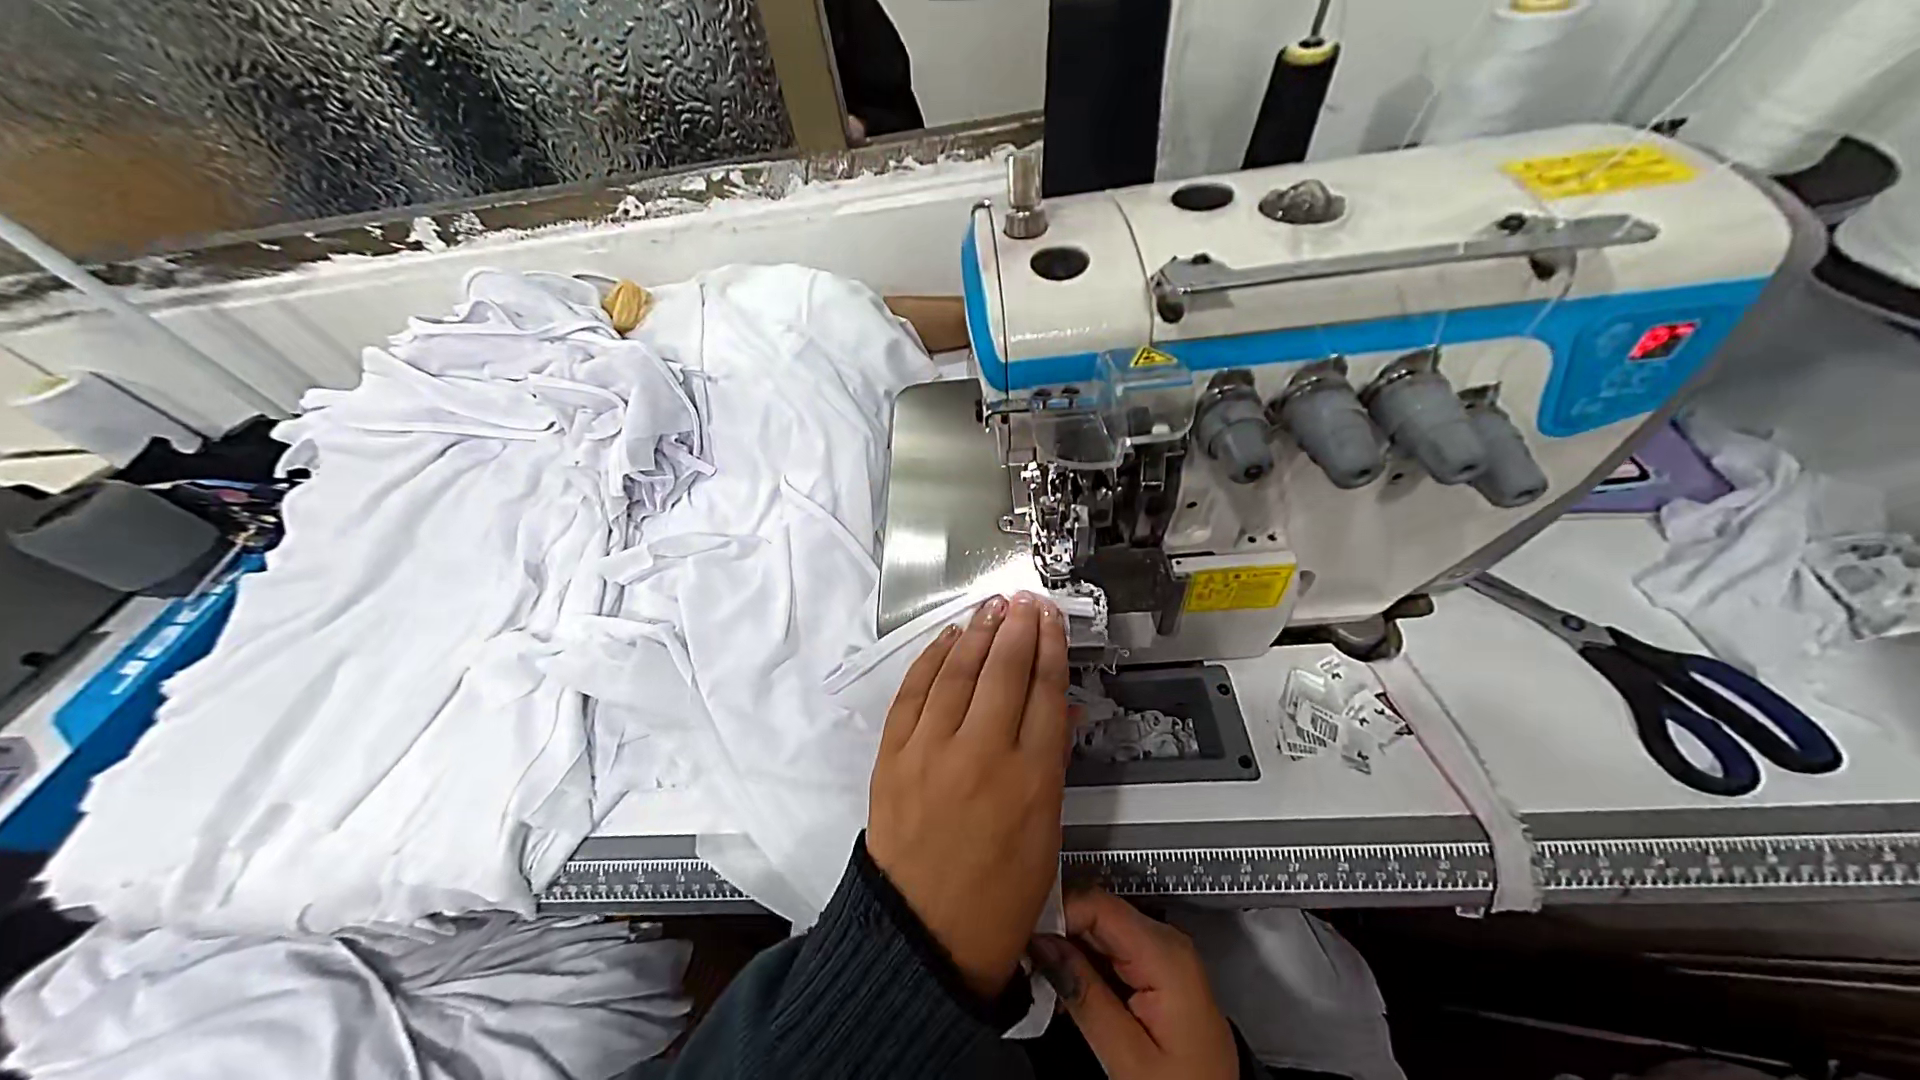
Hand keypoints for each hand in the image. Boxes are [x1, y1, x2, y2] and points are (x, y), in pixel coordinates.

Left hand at [867, 592, 1071, 998]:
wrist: (922, 933)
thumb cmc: (997, 895)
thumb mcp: (1046, 831)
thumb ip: (1051, 761)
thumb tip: (1058, 707)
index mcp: (1030, 779)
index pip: (1044, 692)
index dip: (1049, 647)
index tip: (1051, 620)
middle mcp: (982, 755)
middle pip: (1004, 671)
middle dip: (1017, 627)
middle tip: (1025, 601)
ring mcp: (931, 752)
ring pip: (958, 673)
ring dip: (977, 633)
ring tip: (992, 607)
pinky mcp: (894, 756)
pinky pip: (913, 693)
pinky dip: (931, 660)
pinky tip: (947, 639)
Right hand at [1030, 888, 1237, 1078]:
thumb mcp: (1128, 1057)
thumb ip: (1084, 995)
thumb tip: (1042, 943)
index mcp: (1164, 954)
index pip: (1096, 903)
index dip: (1055, 912)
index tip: (1023, 936)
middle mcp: (1165, 940)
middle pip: (1096, 909)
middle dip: (1056, 928)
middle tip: (1023, 956)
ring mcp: (1162, 951)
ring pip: (1098, 925)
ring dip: (1065, 943)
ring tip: (1037, 971)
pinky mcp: (1154, 965)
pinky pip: (1109, 944)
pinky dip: (1081, 957)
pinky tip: (1062, 981)